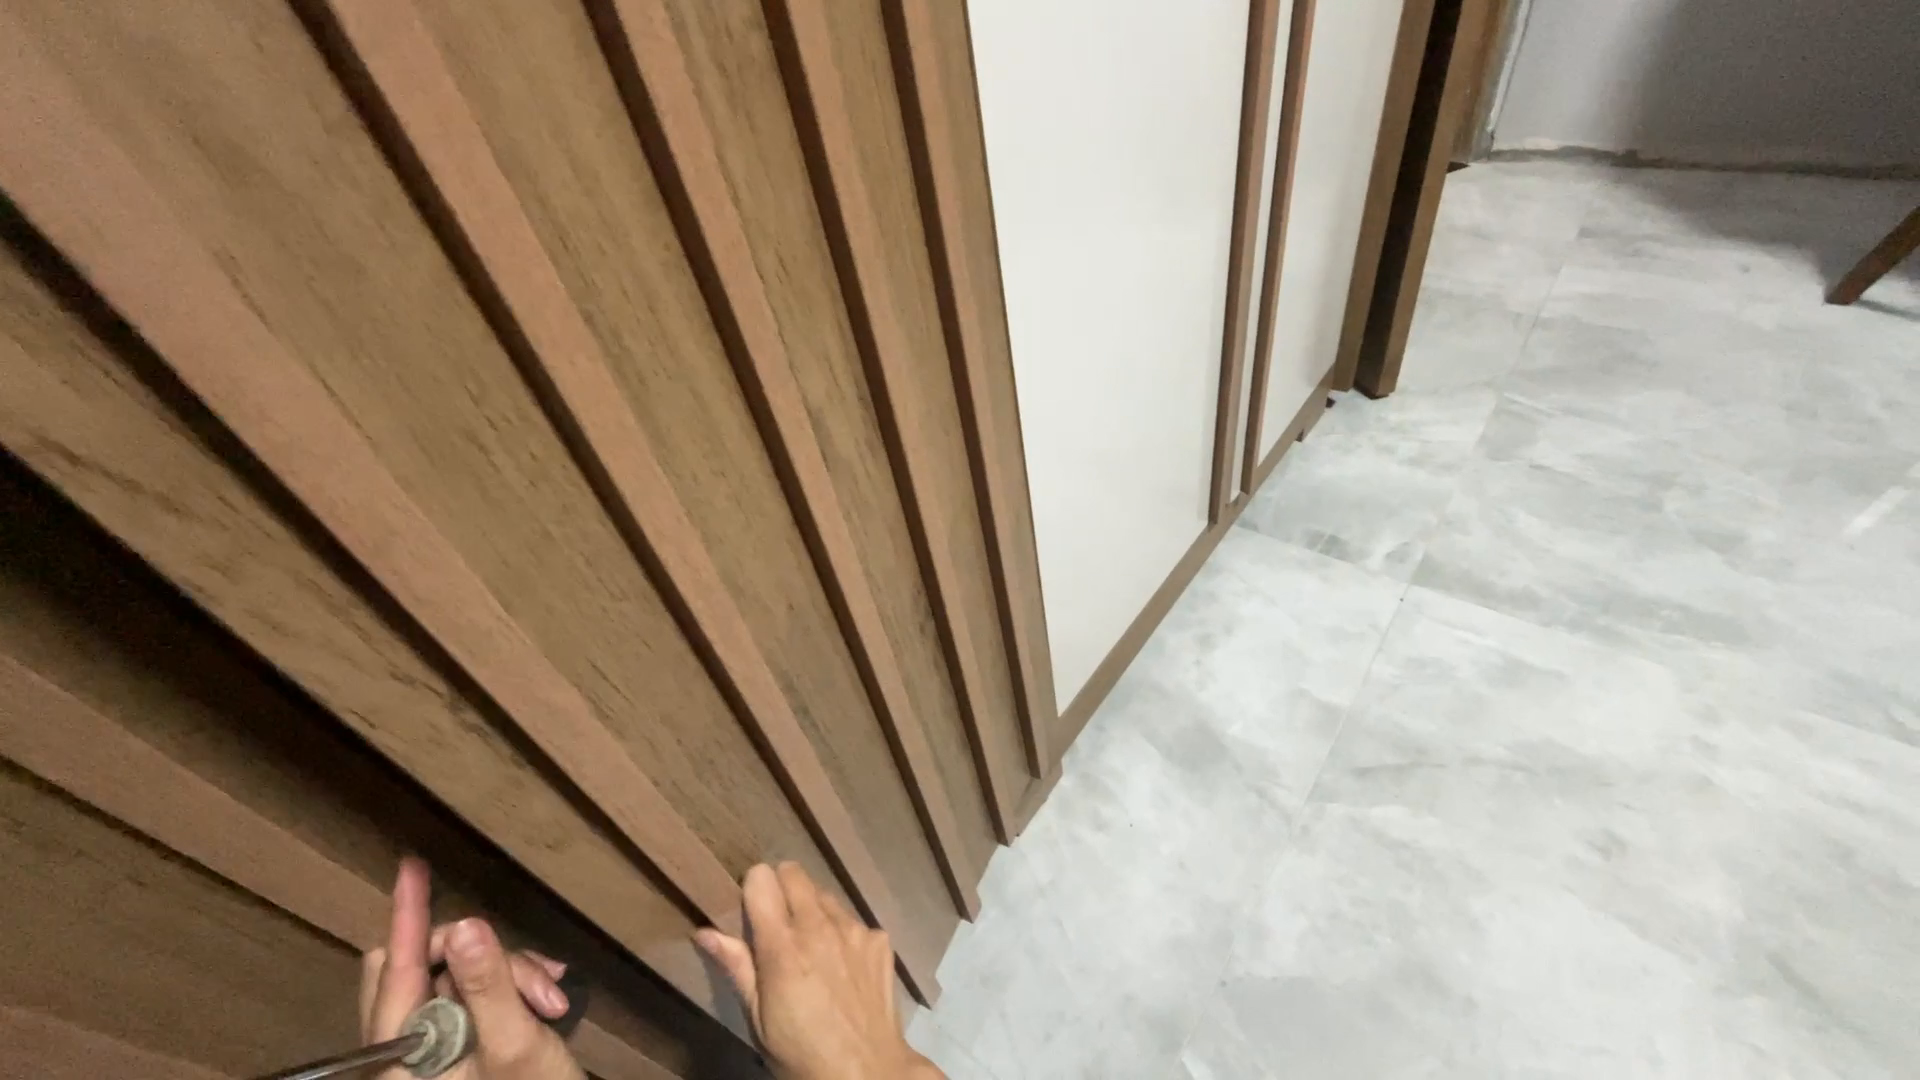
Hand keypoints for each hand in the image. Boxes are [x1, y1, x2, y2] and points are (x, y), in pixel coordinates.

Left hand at [360, 858, 584, 1079]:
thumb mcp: (515, 1043)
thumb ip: (489, 985)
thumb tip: (466, 924)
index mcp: (402, 1055)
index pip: (396, 971)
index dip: (407, 915)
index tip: (410, 865)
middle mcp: (405, 1047)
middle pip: (421, 968)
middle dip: (480, 953)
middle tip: (528, 968)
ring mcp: (429, 1044)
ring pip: (455, 975)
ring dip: (507, 972)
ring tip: (552, 994)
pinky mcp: (453, 1041)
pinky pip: (472, 989)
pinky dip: (510, 984)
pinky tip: (546, 996)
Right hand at [694, 863, 943, 1079]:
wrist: (867, 1073)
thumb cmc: (801, 1053)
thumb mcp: (758, 1019)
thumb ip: (736, 967)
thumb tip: (704, 932)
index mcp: (783, 945)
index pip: (762, 878)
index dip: (753, 888)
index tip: (751, 908)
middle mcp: (820, 925)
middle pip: (794, 872)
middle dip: (781, 888)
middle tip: (777, 922)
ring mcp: (854, 928)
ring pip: (824, 893)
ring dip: (812, 909)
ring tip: (811, 948)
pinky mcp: (879, 937)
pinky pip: (852, 918)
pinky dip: (842, 931)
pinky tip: (841, 965)